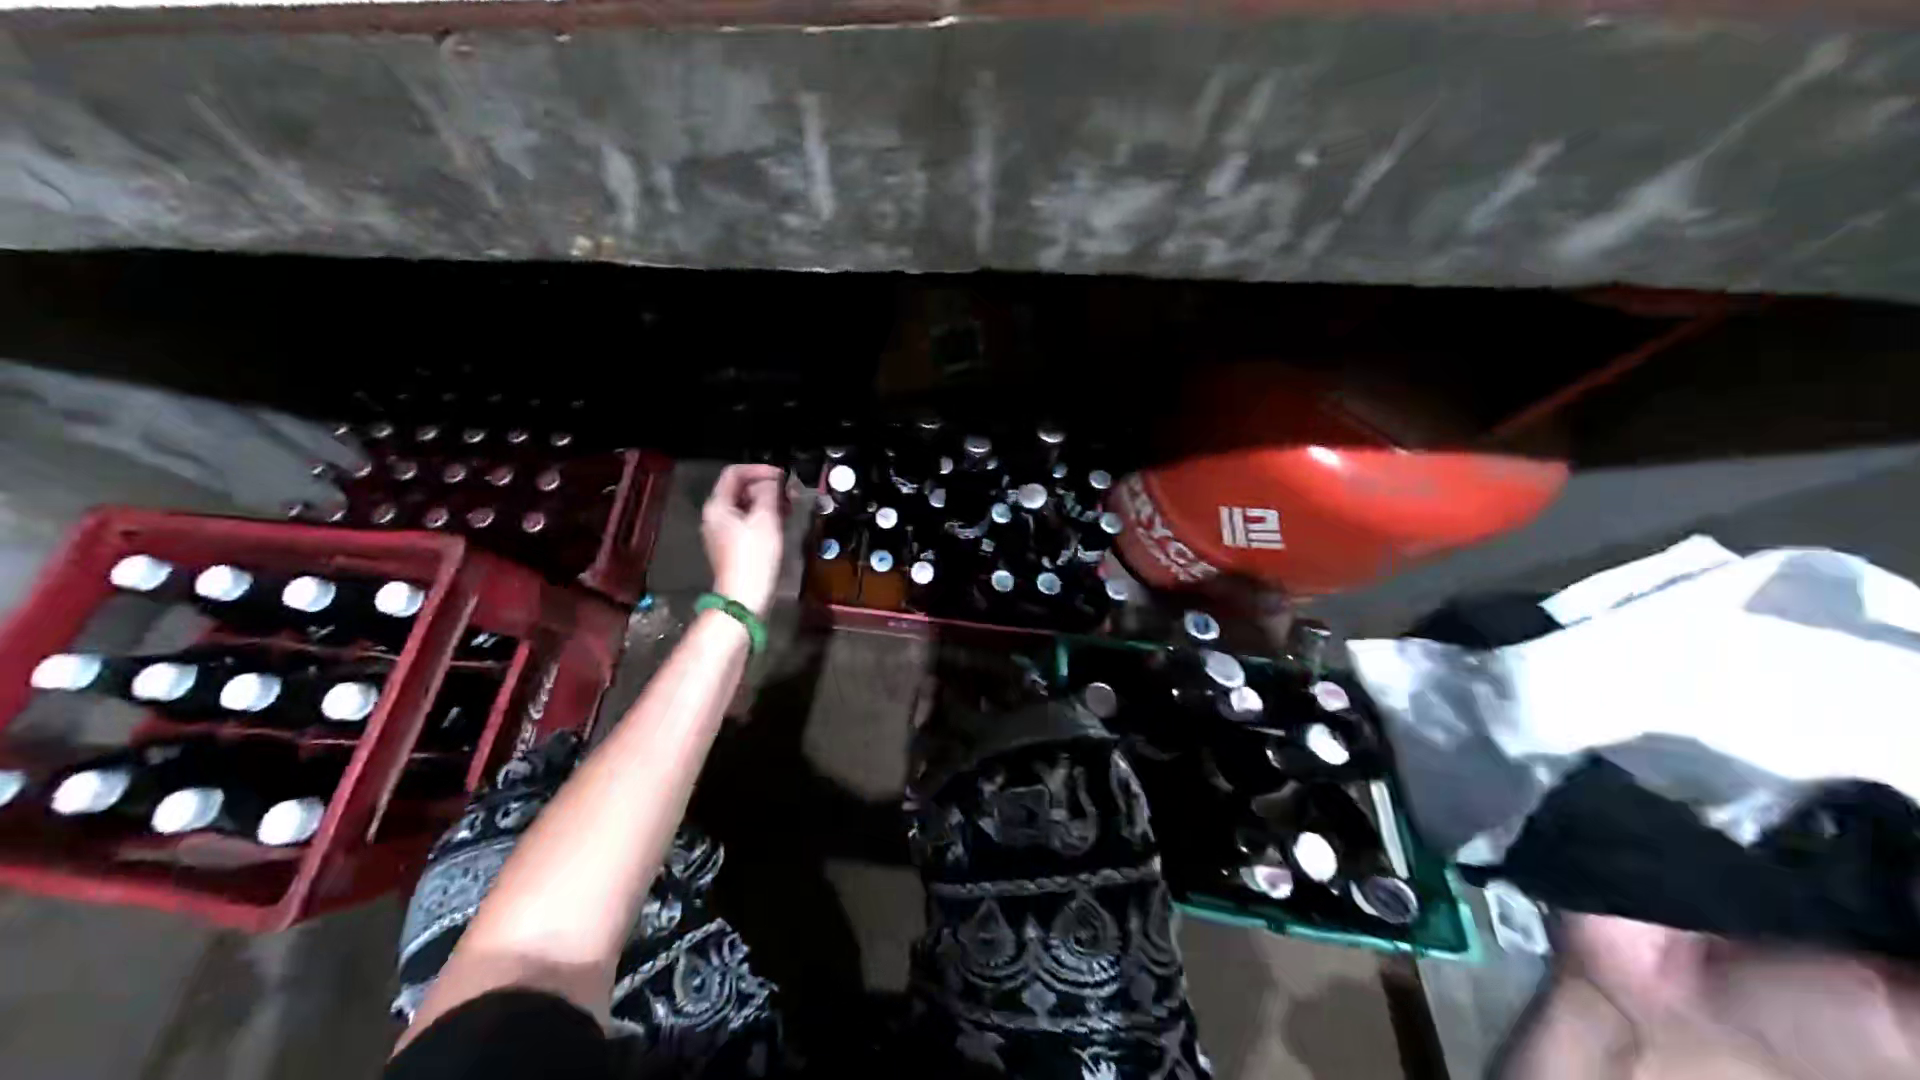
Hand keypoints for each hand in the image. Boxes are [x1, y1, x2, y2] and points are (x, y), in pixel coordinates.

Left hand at [702, 464, 787, 617]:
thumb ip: (768, 493)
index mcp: (718, 506)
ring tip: (788, 505)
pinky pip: (748, 522)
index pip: (735, 473)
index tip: (780, 475)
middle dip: (766, 486)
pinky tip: (780, 521)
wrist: (744, 596)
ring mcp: (723, 532)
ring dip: (767, 502)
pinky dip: (764, 516)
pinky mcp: (734, 546)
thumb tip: (771, 481)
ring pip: (746, 506)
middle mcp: (716, 517)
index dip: (759, 470)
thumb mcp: (765, 519)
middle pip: (740, 489)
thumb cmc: (752, 558)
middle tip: (788, 491)